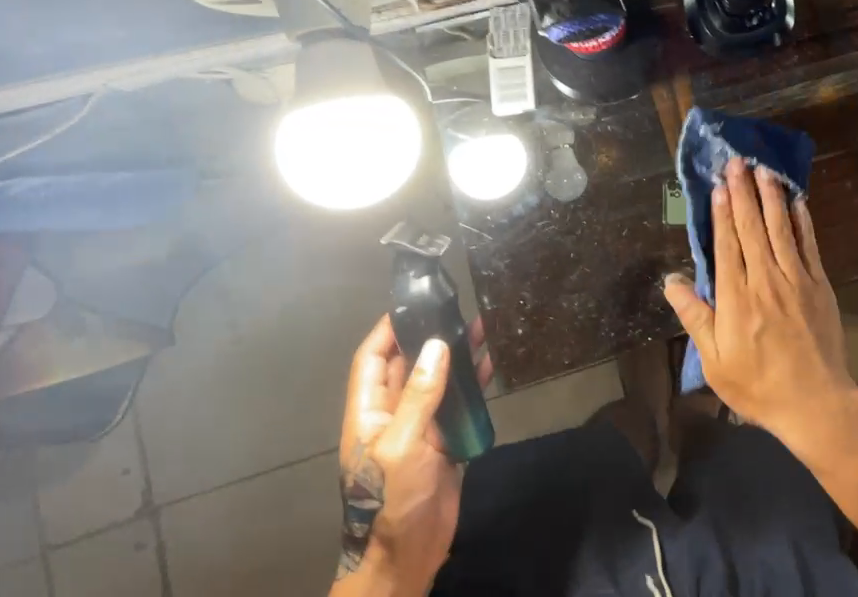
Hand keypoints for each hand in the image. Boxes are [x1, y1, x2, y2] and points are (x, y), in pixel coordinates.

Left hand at [333, 316, 492, 594]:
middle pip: (405, 365)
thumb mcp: (401, 445)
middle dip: (428, 336)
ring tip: (481, 329)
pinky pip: (456, 405)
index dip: (388, 330)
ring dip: (454, 357)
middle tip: (457, 308)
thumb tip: (437, 346)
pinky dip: (471, 385)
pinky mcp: (442, 443)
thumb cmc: (390, 499)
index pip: (371, 360)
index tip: (413, 302)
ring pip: (435, 382)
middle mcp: (390, 415)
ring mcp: (417, 429)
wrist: (406, 555)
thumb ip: (419, 395)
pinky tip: (490, 367)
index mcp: (368, 413)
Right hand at [663, 159, 857, 453]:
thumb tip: (671, 281)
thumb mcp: (714, 360)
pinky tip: (797, 200)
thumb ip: (695, 316)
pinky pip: (808, 244)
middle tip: (738, 162)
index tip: (718, 185)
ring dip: (771, 196)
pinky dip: (802, 220)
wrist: (814, 402)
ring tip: (764, 169)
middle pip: (752, 228)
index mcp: (737, 298)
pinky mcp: (819, 284)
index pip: (727, 245)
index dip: (722, 213)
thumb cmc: (757, 385)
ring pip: (781, 228)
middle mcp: (766, 280)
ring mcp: (796, 279)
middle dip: (743, 192)